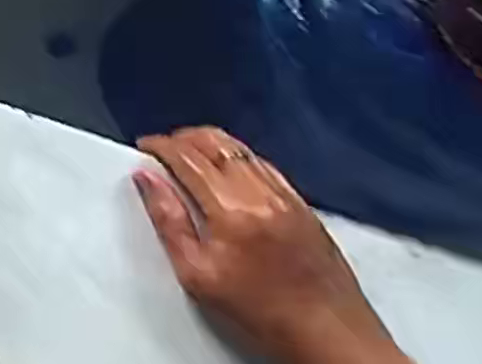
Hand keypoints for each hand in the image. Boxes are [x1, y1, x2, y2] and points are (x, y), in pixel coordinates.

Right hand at [134, 127, 408, 363]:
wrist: (336, 346)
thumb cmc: (265, 316)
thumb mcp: (198, 276)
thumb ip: (168, 221)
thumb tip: (147, 178)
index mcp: (232, 211)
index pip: (186, 156)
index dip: (159, 145)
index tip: (145, 147)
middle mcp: (262, 195)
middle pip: (212, 141)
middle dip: (181, 138)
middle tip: (164, 150)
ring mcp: (288, 198)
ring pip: (238, 148)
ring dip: (208, 144)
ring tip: (191, 158)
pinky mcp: (305, 207)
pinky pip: (263, 165)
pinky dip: (237, 158)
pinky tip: (227, 174)